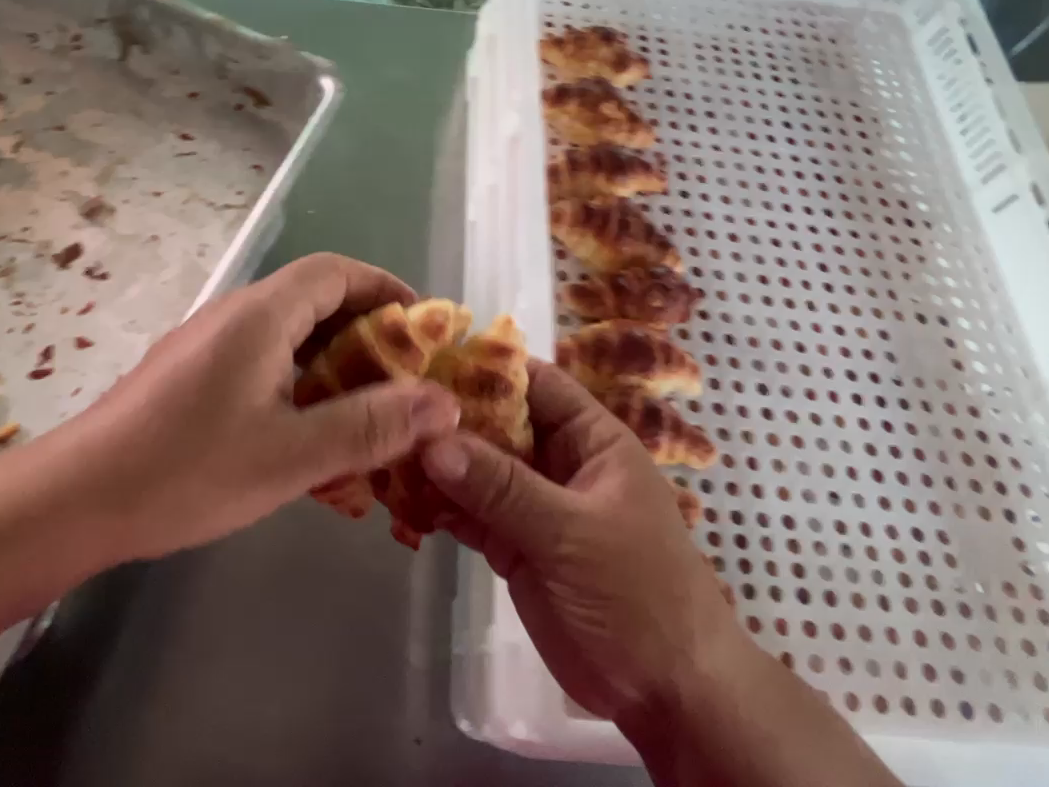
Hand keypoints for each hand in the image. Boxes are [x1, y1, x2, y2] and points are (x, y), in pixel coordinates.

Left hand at [55, 253, 459, 561]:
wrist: (74, 502)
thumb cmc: (186, 471)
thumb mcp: (291, 456)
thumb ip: (370, 426)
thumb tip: (443, 403)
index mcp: (260, 316)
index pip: (336, 272)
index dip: (385, 288)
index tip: (424, 325)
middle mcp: (233, 317)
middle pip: (314, 300)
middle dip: (367, 331)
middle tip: (406, 377)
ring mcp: (206, 347)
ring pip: (287, 335)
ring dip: (333, 362)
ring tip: (369, 409)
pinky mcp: (190, 379)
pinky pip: (261, 363)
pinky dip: (299, 384)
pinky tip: (308, 434)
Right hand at [422, 361, 734, 720]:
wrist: (665, 688)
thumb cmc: (637, 592)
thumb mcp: (572, 532)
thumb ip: (503, 487)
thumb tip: (434, 441)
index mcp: (593, 442)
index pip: (539, 385)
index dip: (491, 368)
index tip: (429, 358)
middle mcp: (561, 465)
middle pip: (500, 426)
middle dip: (451, 419)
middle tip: (388, 407)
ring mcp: (536, 508)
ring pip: (479, 471)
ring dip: (438, 465)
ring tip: (383, 450)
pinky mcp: (516, 549)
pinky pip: (472, 515)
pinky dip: (441, 509)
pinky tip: (401, 500)